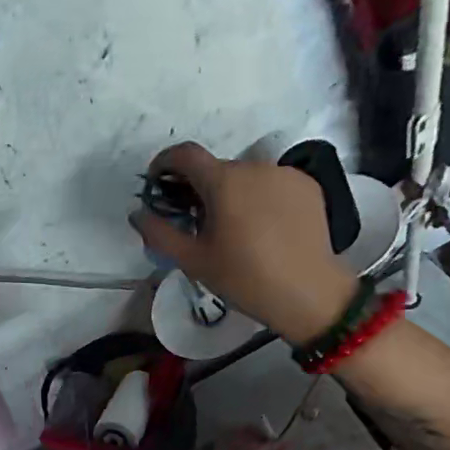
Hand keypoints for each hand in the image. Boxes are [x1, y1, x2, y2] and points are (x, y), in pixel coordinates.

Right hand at [133, 142, 359, 342]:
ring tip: (239, 231)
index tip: (159, 184)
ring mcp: (286, 175)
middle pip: (218, 170)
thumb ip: (161, 233)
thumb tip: (138, 213)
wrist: (310, 295)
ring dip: (236, 195)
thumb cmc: (247, 280)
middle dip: (203, 189)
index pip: (184, 154)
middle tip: (201, 224)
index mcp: (223, 180)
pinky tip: (268, 230)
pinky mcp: (309, 187)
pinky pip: (276, 186)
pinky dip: (265, 200)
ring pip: (249, 178)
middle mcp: (255, 166)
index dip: (165, 163)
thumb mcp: (196, 262)